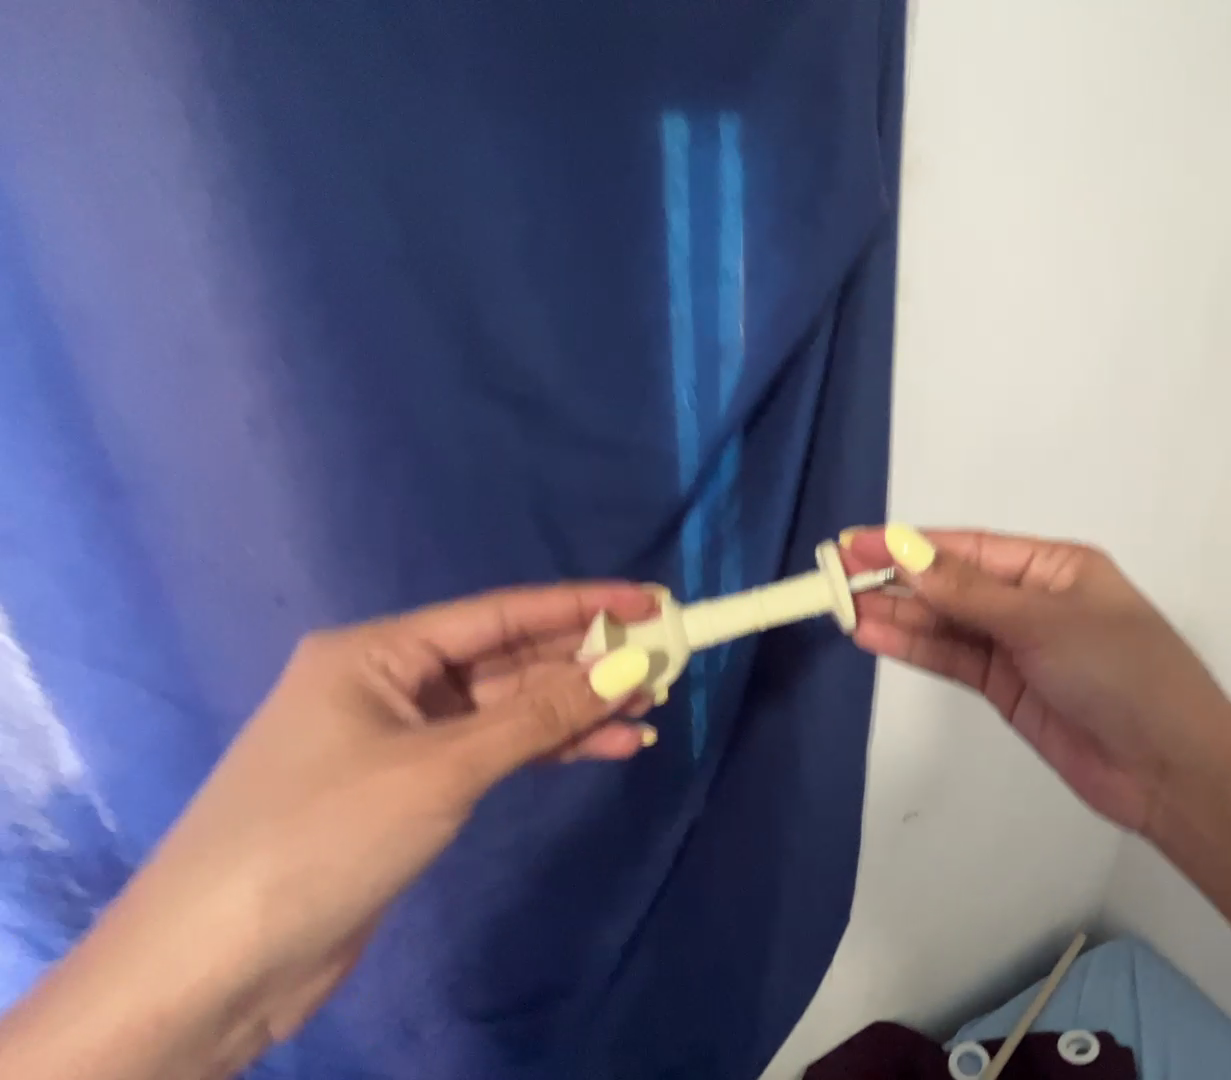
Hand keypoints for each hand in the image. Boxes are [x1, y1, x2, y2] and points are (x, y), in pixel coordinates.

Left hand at [30, 583, 661, 1071]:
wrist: (212, 972)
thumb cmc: (321, 839)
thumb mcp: (444, 767)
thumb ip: (543, 714)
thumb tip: (632, 667)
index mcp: (379, 653)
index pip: (502, 613)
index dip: (583, 605)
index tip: (651, 602)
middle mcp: (394, 683)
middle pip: (513, 659)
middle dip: (590, 663)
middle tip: (665, 663)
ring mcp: (406, 736)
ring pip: (514, 707)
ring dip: (580, 709)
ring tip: (652, 709)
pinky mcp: (417, 784)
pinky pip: (502, 748)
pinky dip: (554, 747)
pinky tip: (610, 747)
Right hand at [840, 527, 1230, 832]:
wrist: (1167, 768)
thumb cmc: (1118, 672)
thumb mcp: (1042, 622)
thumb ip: (968, 593)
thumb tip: (907, 551)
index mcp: (1055, 567)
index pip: (970, 548)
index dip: (911, 545)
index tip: (857, 542)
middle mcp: (1034, 600)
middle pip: (954, 584)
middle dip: (898, 580)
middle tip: (834, 576)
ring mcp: (1020, 647)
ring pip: (949, 624)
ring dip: (900, 616)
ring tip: (842, 607)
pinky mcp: (1008, 689)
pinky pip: (955, 660)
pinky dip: (917, 648)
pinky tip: (876, 636)